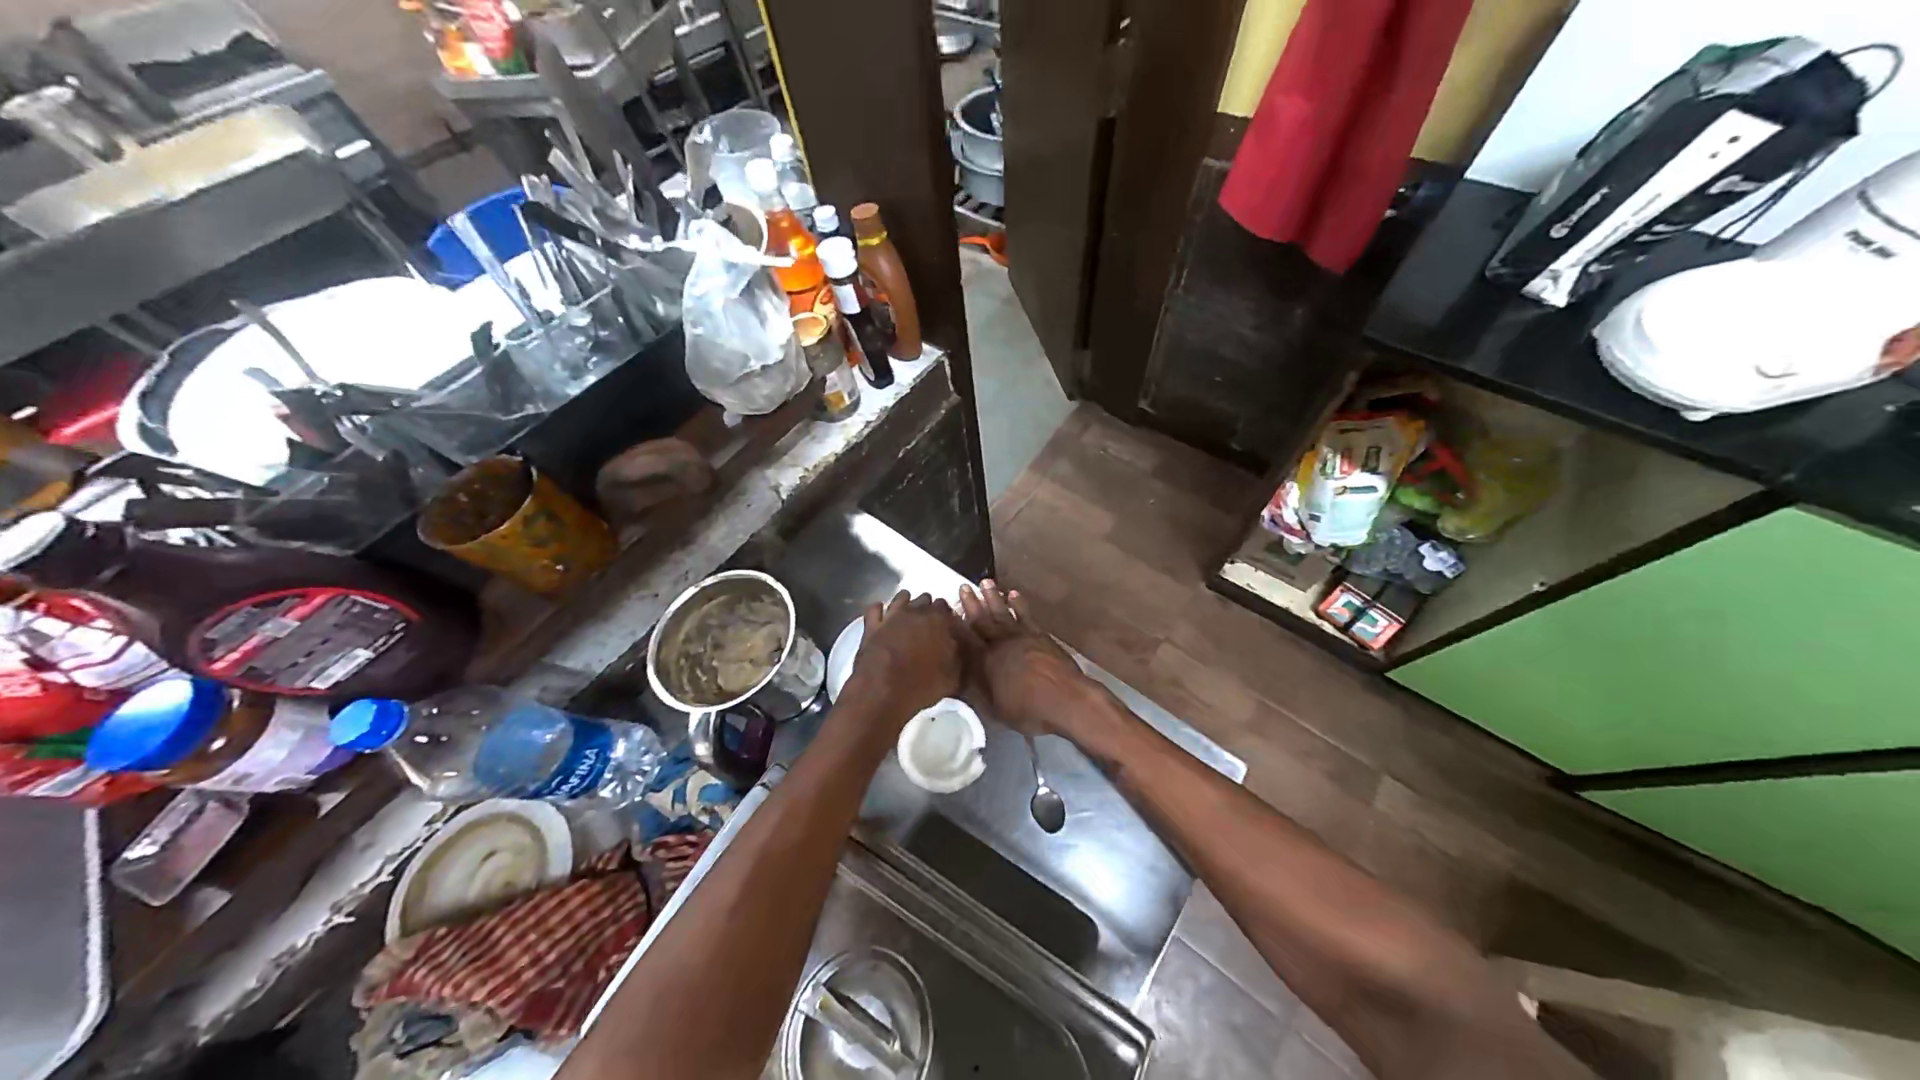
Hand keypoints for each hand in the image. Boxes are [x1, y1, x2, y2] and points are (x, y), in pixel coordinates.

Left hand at [843, 591, 963, 724]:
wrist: (884, 691)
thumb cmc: (923, 685)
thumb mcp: (953, 676)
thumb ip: (958, 656)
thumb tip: (957, 646)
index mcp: (939, 620)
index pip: (946, 607)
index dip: (945, 616)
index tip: (945, 626)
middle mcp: (916, 611)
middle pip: (924, 600)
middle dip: (927, 608)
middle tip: (927, 624)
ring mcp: (892, 616)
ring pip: (900, 598)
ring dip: (905, 603)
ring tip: (906, 615)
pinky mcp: (872, 625)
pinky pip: (875, 609)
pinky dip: (879, 610)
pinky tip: (881, 615)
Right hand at [956, 580, 1097, 736]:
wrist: (1065, 698)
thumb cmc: (1029, 710)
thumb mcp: (996, 709)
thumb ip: (980, 692)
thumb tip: (965, 680)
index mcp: (985, 662)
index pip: (965, 639)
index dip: (955, 625)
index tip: (946, 610)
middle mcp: (1000, 644)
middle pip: (982, 620)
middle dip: (971, 604)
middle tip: (963, 587)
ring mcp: (1021, 636)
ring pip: (1002, 612)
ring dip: (993, 597)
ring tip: (985, 582)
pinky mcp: (1040, 635)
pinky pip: (1025, 615)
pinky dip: (1018, 603)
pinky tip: (1013, 594)